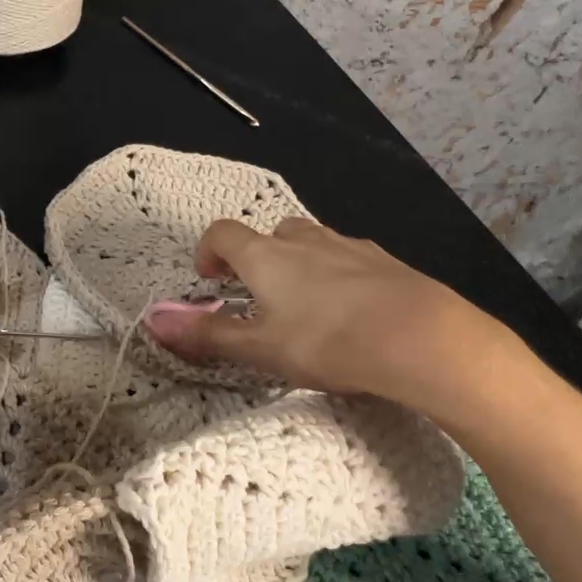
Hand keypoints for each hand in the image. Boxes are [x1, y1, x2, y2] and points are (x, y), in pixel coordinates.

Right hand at [143, 217, 523, 413]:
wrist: (428, 340)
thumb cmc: (330, 342)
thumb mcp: (261, 348)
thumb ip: (207, 334)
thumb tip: (153, 321)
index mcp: (265, 256)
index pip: (222, 233)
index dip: (208, 251)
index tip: (209, 280)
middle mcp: (305, 241)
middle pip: (270, 233)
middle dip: (258, 257)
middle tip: (259, 295)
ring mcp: (352, 248)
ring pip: (314, 243)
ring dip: (300, 264)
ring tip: (307, 306)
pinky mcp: (390, 263)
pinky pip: (352, 260)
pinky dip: (341, 276)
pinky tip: (354, 312)